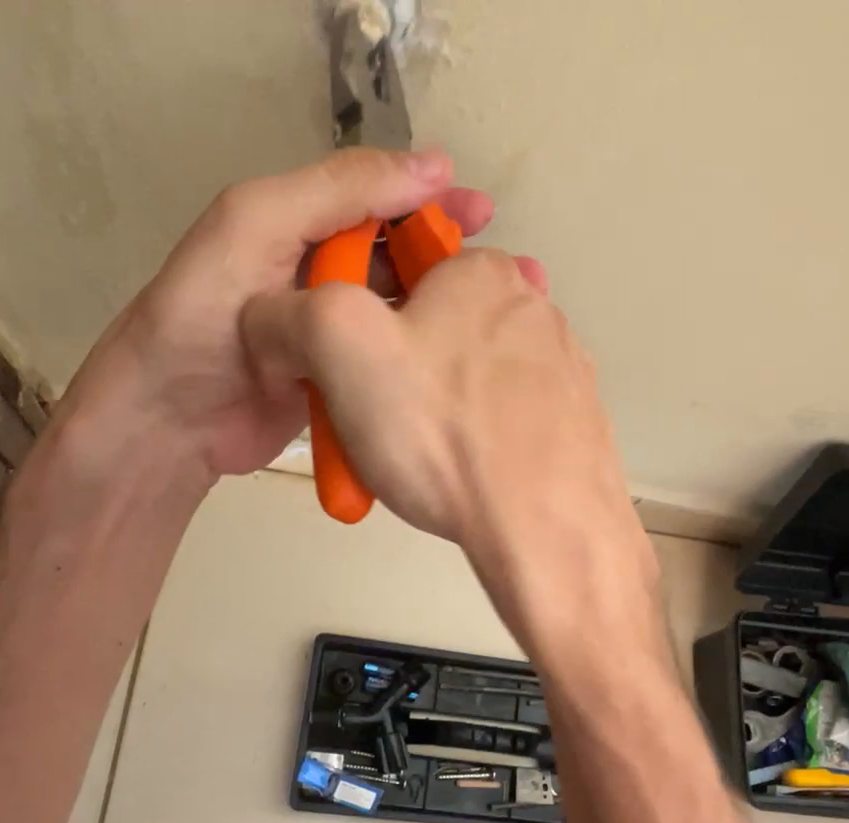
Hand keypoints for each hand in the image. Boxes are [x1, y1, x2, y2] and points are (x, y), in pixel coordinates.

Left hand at [52, 148, 494, 480]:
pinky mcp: (338, 382)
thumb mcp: (259, 225)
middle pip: (394, 253)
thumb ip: (339, 190)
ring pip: (396, 308)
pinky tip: (459, 359)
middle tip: (502, 267)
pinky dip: (421, 355)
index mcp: (295, 224)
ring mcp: (328, 332)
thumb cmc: (200, 317)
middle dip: (445, 253)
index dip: (428, 199)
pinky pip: (387, 359)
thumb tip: (432, 164)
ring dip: (442, 306)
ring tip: (494, 312)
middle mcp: (314, 272)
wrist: (168, 423)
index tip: (481, 212)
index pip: (375, 198)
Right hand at [241, 246, 643, 591]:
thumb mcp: (339, 345)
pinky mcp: (577, 423)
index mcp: (481, 271)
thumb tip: (271, 320)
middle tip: (372, 423)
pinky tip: (463, 478)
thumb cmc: (443, 432)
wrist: (547, 531)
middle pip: (436, 327)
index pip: (403, 265)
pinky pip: (505, 420)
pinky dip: (476, 442)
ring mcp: (564, 368)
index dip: (360, 313)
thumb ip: (290, 313)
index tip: (345, 367)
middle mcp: (534, 307)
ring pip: (470, 378)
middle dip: (397, 370)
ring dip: (434, 411)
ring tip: (415, 462)